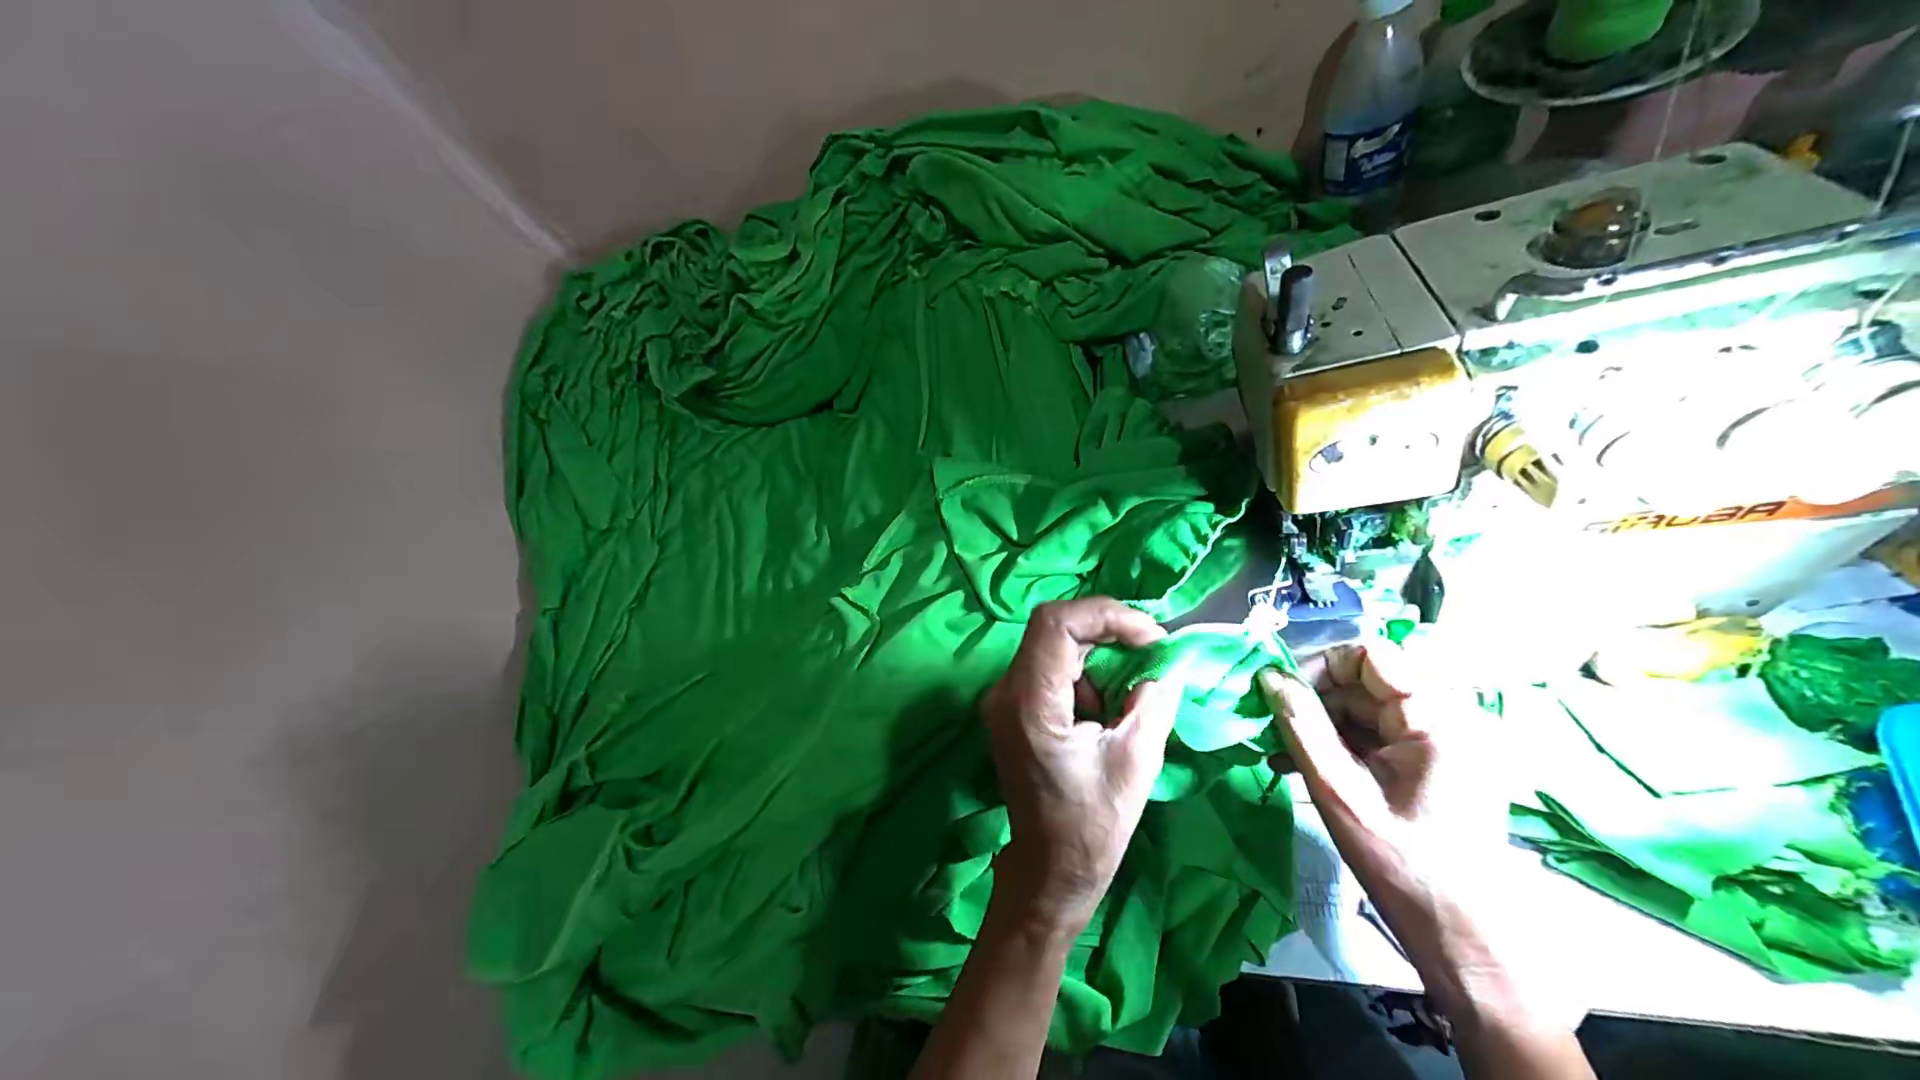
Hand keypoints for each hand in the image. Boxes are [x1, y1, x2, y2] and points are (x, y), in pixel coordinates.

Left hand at [982, 597, 1180, 933]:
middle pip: (1054, 628)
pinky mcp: (1013, 708)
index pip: (1057, 624)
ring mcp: (1004, 699)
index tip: (1151, 639)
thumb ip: (1152, 701)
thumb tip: (1166, 664)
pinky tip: (1106, 711)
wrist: (1048, 869)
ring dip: (1099, 655)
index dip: (1108, 615)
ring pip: (1054, 644)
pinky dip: (1086, 674)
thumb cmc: (1092, 826)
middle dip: (1108, 631)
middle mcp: (1006, 692)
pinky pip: (1051, 668)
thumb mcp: (1136, 761)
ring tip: (1130, 693)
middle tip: (1151, 653)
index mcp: (1030, 703)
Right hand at [1258, 643, 1511, 1013]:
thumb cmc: (1404, 865)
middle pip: (1364, 682)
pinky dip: (1335, 744)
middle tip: (1269, 724)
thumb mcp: (1340, 793)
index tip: (1280, 692)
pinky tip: (1298, 764)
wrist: (1462, 937)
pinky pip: (1372, 735)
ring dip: (1317, 724)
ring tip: (1276, 749)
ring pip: (1362, 708)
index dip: (1321, 665)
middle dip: (1312, 699)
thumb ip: (1303, 727)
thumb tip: (1268, 676)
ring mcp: (1438, 742)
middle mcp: (1445, 719)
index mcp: (1438, 720)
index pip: (1373, 656)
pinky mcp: (1427, 764)